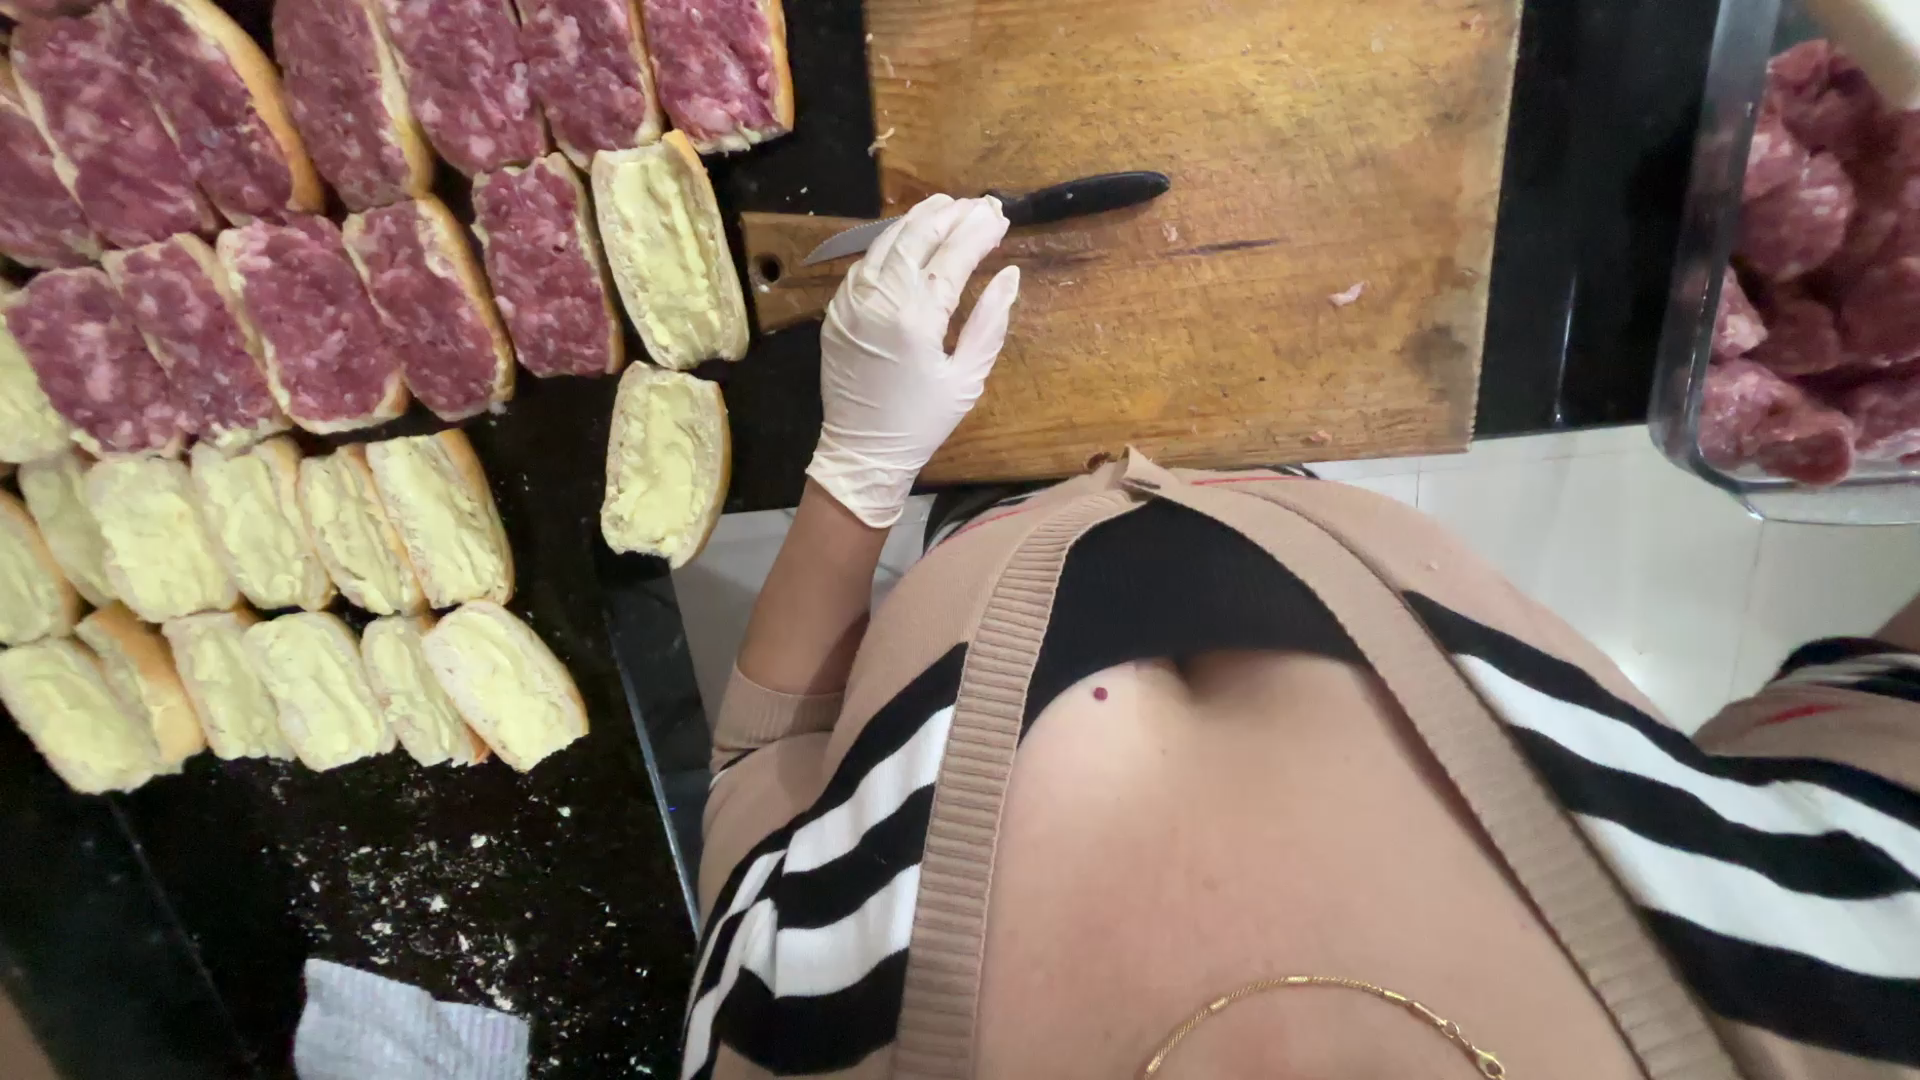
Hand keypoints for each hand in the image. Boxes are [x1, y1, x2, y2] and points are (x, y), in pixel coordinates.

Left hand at [806, 194, 1021, 527]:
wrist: (863, 451)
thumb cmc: (922, 422)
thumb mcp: (967, 380)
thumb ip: (990, 323)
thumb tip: (1010, 275)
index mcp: (916, 321)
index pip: (952, 257)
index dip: (978, 231)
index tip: (999, 216)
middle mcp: (879, 301)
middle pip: (917, 237)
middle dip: (950, 215)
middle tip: (977, 205)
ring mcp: (852, 303)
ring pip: (885, 243)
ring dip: (917, 220)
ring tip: (946, 207)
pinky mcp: (836, 312)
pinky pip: (864, 265)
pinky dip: (889, 245)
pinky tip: (908, 239)